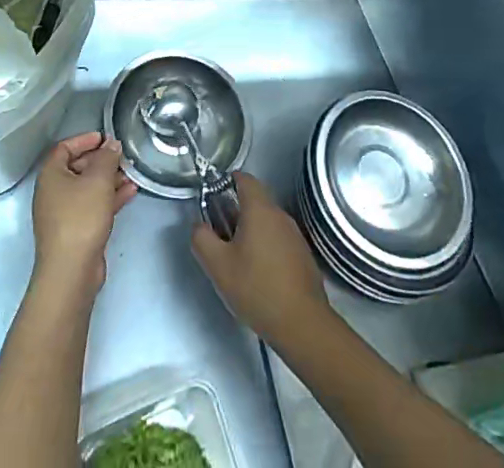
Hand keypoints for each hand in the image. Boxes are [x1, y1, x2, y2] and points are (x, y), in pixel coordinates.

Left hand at [31, 132, 136, 298]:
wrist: (71, 269)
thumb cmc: (80, 217)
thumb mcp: (97, 182)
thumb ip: (106, 159)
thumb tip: (111, 144)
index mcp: (50, 174)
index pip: (64, 147)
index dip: (84, 139)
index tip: (105, 137)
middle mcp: (53, 191)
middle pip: (77, 167)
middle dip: (100, 160)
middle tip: (122, 156)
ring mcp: (63, 212)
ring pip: (88, 188)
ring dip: (109, 179)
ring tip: (131, 174)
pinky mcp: (76, 229)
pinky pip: (93, 205)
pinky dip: (109, 197)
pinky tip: (130, 193)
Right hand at [191, 172, 330, 341]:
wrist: (301, 324)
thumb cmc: (256, 288)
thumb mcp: (217, 265)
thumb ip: (201, 238)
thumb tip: (199, 225)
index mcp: (260, 211)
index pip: (245, 179)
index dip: (228, 181)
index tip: (213, 195)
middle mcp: (281, 217)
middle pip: (256, 201)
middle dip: (234, 211)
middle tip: (218, 234)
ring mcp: (296, 237)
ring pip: (267, 222)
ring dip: (250, 231)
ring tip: (235, 257)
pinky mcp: (303, 257)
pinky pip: (278, 240)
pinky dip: (265, 246)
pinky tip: (257, 273)